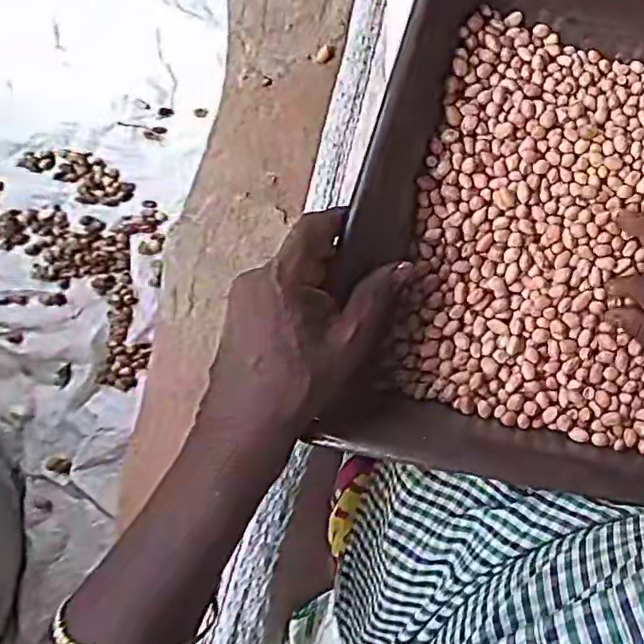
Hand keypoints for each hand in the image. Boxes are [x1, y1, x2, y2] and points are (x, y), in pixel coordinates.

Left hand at [194, 209, 409, 460]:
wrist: (245, 425)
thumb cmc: (299, 383)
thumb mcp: (351, 338)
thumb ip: (377, 295)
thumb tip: (404, 267)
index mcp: (283, 275)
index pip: (313, 225)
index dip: (341, 218)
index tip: (366, 224)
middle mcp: (256, 277)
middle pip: (303, 250)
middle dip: (336, 260)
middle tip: (364, 281)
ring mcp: (242, 295)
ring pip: (291, 271)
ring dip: (319, 281)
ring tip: (342, 311)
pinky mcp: (239, 313)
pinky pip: (276, 289)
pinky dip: (301, 296)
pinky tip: (316, 328)